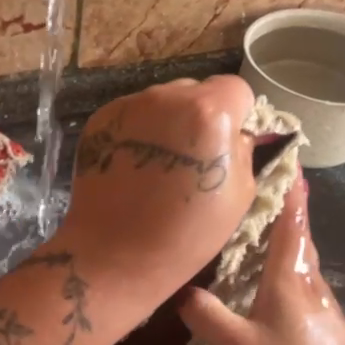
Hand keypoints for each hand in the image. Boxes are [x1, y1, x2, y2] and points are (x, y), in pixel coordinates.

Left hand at [54, 75, 256, 292]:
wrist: (114, 255)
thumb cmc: (186, 234)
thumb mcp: (240, 195)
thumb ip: (244, 150)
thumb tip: (238, 133)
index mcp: (209, 112)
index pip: (237, 89)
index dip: (239, 114)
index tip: (229, 143)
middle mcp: (166, 97)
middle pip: (196, 92)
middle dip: (202, 116)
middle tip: (194, 159)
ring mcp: (128, 106)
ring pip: (162, 101)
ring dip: (169, 123)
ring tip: (160, 167)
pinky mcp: (100, 121)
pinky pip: (133, 115)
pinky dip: (139, 132)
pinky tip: (135, 167)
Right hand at [177, 180, 344, 344]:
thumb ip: (206, 317)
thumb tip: (178, 290)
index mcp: (292, 280)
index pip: (291, 222)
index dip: (289, 189)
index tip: (287, 156)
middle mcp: (312, 285)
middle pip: (298, 238)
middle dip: (282, 210)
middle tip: (256, 187)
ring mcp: (324, 308)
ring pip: (300, 263)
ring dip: (282, 241)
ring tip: (253, 231)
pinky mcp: (328, 329)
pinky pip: (302, 284)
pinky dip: (284, 269)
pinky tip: (267, 286)